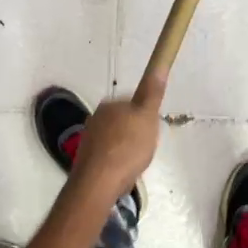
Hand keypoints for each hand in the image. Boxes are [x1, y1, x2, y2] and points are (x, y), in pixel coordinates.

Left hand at [67, 75, 164, 202]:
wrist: (100, 181)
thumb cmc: (127, 147)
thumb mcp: (147, 117)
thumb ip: (153, 93)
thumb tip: (159, 66)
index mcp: (109, 105)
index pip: (131, 103)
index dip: (145, 115)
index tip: (151, 129)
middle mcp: (95, 118)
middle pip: (123, 122)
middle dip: (135, 133)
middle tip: (146, 148)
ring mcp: (90, 139)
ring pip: (115, 140)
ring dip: (126, 149)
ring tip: (135, 163)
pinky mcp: (88, 159)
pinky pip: (109, 156)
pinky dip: (117, 162)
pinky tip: (124, 173)